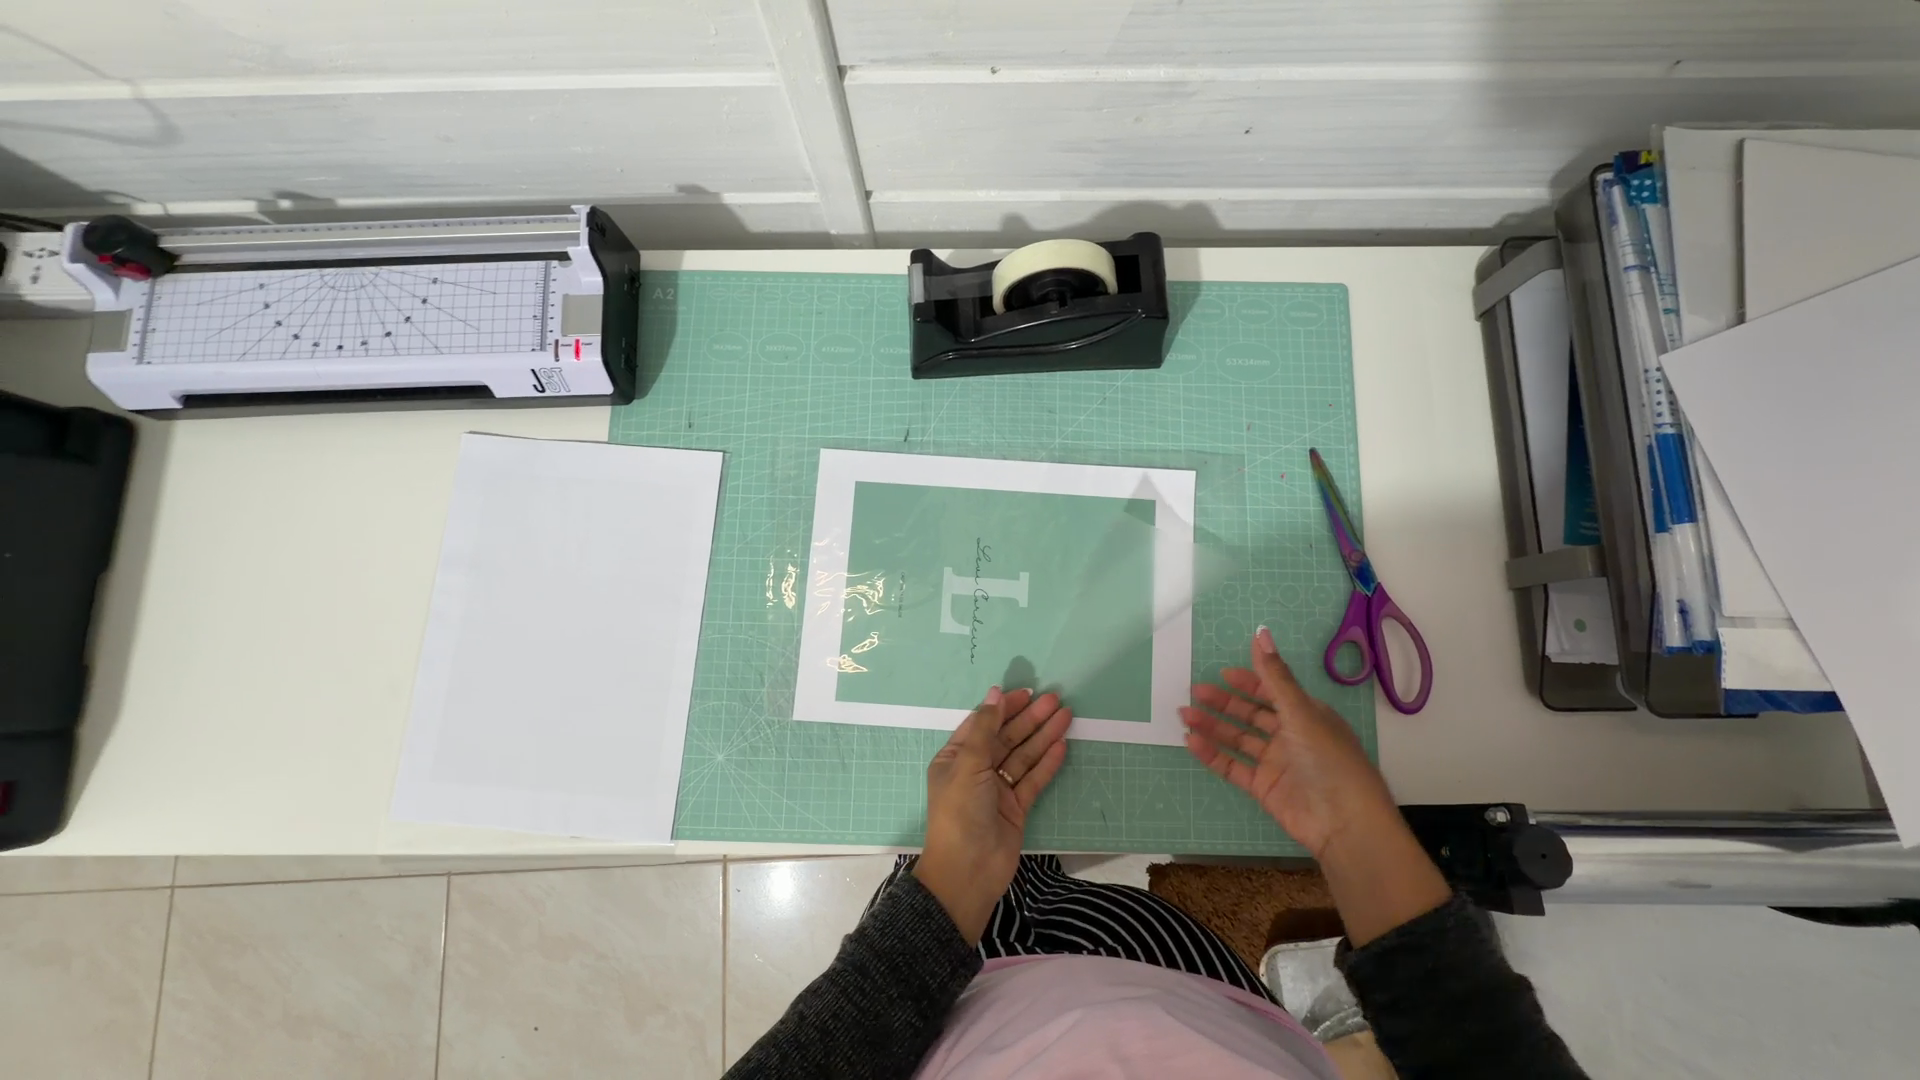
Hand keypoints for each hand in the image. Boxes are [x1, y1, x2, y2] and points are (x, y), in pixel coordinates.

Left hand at [914, 686, 1070, 944]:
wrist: (967, 872)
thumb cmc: (960, 813)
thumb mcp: (968, 765)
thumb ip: (986, 729)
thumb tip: (994, 693)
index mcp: (955, 758)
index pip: (982, 724)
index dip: (1003, 708)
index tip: (1027, 693)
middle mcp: (976, 771)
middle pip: (1006, 738)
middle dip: (1029, 719)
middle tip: (1055, 700)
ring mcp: (997, 790)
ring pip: (1023, 757)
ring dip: (1043, 737)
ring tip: (1066, 716)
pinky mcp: (1015, 808)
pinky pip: (1033, 780)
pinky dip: (1047, 764)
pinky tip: (1062, 746)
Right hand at [1179, 626, 1396, 859]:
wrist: (1343, 822)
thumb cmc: (1329, 759)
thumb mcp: (1300, 712)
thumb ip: (1274, 675)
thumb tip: (1260, 632)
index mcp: (1306, 715)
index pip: (1272, 692)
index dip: (1248, 681)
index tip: (1222, 674)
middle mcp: (1291, 736)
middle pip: (1250, 714)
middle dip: (1223, 703)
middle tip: (1194, 692)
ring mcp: (1275, 763)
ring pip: (1237, 739)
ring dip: (1212, 726)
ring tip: (1184, 714)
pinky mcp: (1263, 787)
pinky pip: (1232, 766)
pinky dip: (1212, 754)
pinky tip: (1192, 742)